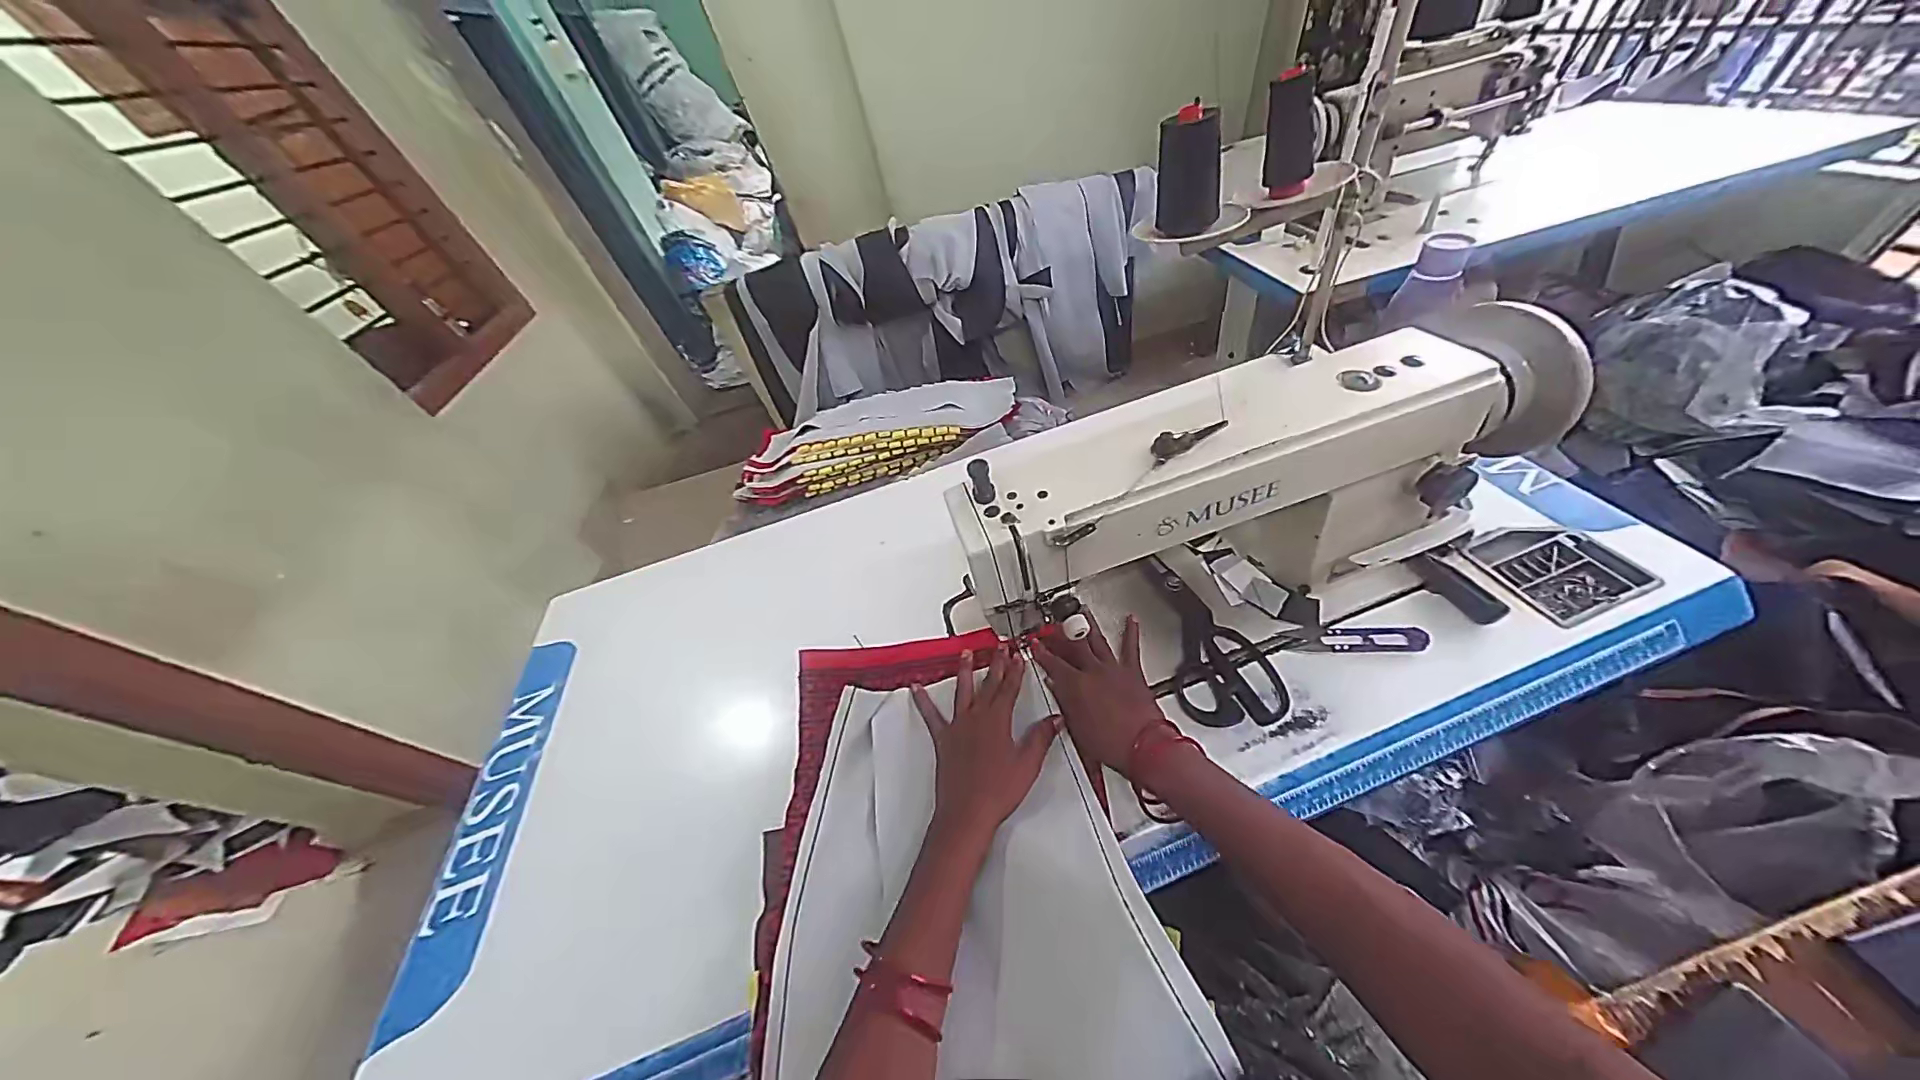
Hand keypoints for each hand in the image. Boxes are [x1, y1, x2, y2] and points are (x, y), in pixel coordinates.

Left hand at [911, 647, 1059, 842]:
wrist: (968, 811)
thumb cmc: (997, 791)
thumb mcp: (1028, 763)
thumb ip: (1041, 738)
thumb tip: (1055, 720)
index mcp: (998, 720)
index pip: (1009, 688)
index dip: (1015, 671)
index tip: (1018, 656)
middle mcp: (977, 718)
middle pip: (988, 684)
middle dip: (996, 664)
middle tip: (1000, 648)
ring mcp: (958, 727)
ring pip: (962, 692)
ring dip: (965, 671)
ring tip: (966, 654)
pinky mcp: (943, 739)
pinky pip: (931, 716)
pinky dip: (923, 701)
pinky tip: (916, 688)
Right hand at [1032, 614, 1165, 777]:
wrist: (1145, 747)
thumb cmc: (1112, 744)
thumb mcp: (1077, 728)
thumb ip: (1065, 703)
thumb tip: (1057, 689)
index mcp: (1076, 685)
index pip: (1053, 664)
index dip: (1041, 653)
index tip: (1036, 645)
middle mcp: (1094, 672)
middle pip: (1072, 646)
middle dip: (1059, 634)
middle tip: (1053, 625)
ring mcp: (1113, 669)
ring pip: (1097, 641)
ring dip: (1087, 624)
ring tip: (1081, 611)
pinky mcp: (1133, 672)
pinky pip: (1130, 647)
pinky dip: (1130, 632)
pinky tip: (1130, 620)